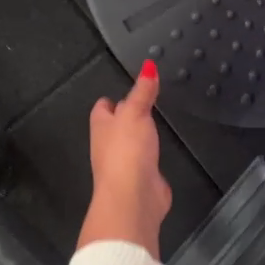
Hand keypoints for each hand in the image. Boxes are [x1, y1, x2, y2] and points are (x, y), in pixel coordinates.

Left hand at [77, 60, 172, 258]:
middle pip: (117, 125)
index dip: (113, 98)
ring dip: (141, 135)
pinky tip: (163, 150)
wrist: (133, 199)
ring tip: (157, 121)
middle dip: (129, 115)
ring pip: (132, 143)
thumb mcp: (135, 112)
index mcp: (101, 126)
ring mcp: (125, 164)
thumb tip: (148, 66)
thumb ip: (143, 91)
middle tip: (147, 101)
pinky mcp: (141, 179)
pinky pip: (146, 162)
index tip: (128, 88)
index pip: (103, 107)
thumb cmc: (126, 150)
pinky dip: (153, 155)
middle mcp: (109, 145)